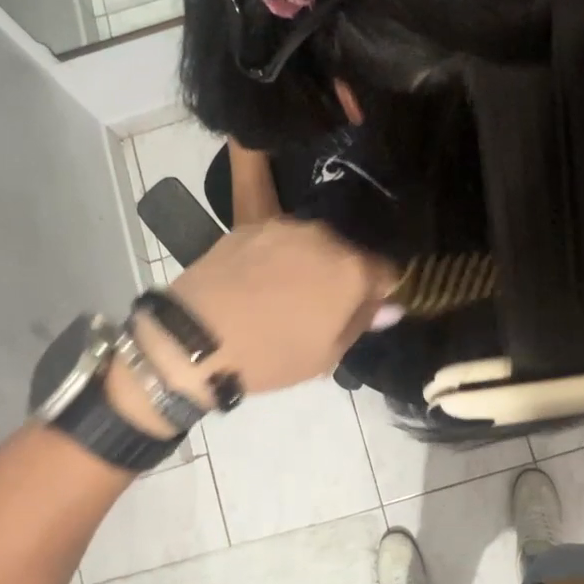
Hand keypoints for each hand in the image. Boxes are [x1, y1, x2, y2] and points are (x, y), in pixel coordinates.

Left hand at [162, 218, 393, 393]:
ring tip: (286, 297)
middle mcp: (323, 238)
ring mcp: (284, 228)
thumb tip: (389, 306)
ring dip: (309, 265)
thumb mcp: (325, 355)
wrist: (195, 340)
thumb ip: (361, 323)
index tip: (368, 312)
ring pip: (312, 246)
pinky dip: (277, 259)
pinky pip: (279, 242)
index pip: (387, 273)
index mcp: (350, 270)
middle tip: (322, 309)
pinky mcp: (248, 227)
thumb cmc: (270, 356)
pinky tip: (259, 285)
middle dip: (343, 277)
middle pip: (348, 255)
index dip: (381, 293)